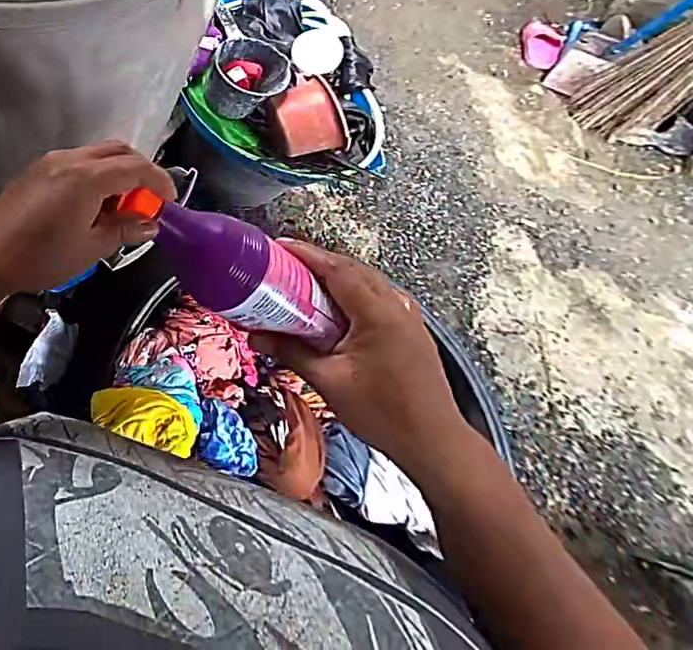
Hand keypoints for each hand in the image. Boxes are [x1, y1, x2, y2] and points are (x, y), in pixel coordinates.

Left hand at [0, 141, 173, 308]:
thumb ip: (124, 229)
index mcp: (86, 176)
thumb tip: (149, 222)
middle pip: (117, 151)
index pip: (136, 166)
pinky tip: (91, 206)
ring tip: (118, 209)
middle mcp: (69, 159)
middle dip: (139, 172)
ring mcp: (49, 161)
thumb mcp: (90, 248)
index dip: (160, 182)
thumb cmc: (40, 256)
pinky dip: (94, 176)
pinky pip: (76, 163)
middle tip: (146, 203)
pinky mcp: (36, 171)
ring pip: (96, 155)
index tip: (169, 202)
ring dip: (115, 174)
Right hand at [246, 240, 476, 471]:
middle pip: (354, 269)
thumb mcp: (328, 382)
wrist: (437, 446)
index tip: (280, 247)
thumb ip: (290, 352)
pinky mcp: (413, 332)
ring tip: (307, 278)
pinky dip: (355, 290)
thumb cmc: (385, 416)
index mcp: (379, 317)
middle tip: (285, 262)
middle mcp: (398, 310)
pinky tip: (338, 304)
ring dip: (338, 274)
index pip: (339, 271)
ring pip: (370, 281)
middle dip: (318, 260)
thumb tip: (255, 336)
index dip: (307, 254)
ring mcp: (410, 320)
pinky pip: (380, 296)